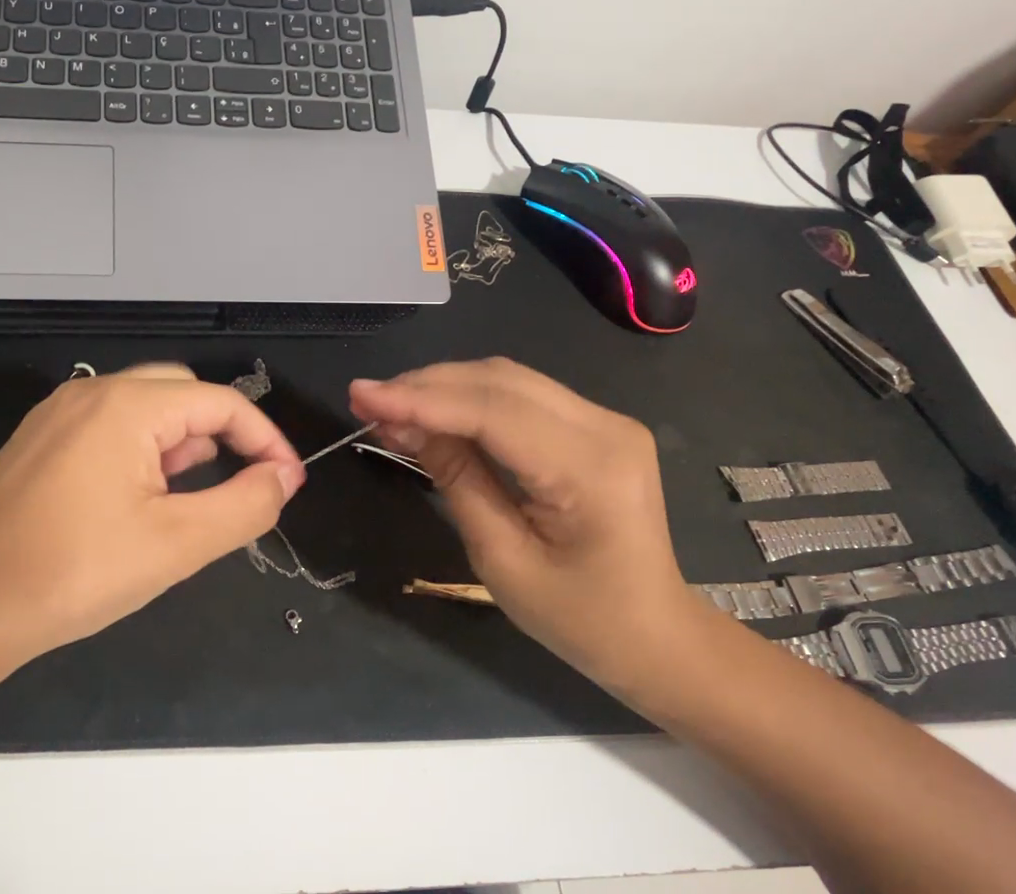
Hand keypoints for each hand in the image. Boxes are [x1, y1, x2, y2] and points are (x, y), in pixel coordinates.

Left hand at [0, 364, 305, 673]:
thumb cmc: (73, 574)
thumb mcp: (177, 544)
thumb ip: (245, 505)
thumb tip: (282, 478)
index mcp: (124, 404)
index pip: (219, 401)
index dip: (265, 440)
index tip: (287, 486)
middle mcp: (87, 393)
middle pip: (179, 394)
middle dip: (220, 437)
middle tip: (234, 493)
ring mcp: (53, 417)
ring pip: (140, 413)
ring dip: (178, 449)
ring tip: (182, 508)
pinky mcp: (34, 445)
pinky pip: (103, 432)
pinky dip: (138, 457)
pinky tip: (132, 507)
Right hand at [349, 358, 705, 688]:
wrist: (654, 634)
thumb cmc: (578, 617)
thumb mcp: (502, 559)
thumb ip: (457, 481)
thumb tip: (403, 427)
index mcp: (590, 469)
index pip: (493, 411)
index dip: (421, 399)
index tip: (361, 396)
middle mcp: (606, 427)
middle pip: (500, 381)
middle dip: (425, 385)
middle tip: (365, 400)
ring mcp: (606, 421)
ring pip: (508, 380)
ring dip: (443, 387)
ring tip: (387, 406)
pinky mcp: (596, 426)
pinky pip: (521, 396)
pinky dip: (469, 399)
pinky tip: (431, 412)